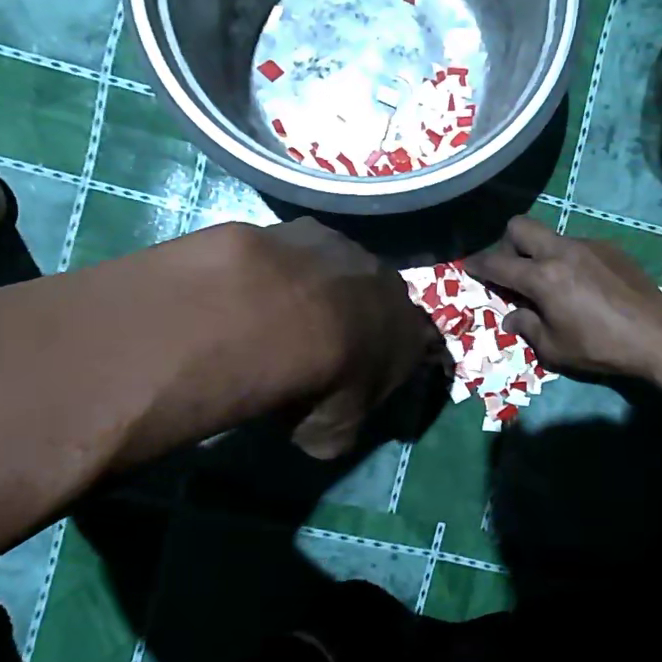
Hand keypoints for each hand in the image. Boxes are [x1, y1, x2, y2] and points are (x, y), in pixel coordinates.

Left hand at [259, 218, 443, 458]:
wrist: (277, 318)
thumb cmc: (320, 384)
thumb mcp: (332, 434)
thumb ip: (342, 427)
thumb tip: (326, 429)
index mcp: (410, 333)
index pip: (410, 347)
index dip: (382, 363)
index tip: (354, 379)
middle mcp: (389, 284)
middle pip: (374, 301)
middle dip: (352, 318)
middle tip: (313, 346)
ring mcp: (348, 249)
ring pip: (335, 270)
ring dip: (315, 288)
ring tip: (274, 317)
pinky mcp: (304, 227)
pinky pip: (294, 254)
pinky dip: (278, 271)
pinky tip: (250, 292)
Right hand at [463, 216, 661, 381]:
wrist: (657, 335)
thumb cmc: (601, 347)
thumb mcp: (555, 349)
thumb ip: (527, 327)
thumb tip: (511, 315)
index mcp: (542, 277)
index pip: (498, 264)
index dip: (478, 265)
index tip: (469, 266)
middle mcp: (561, 252)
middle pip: (520, 226)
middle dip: (506, 243)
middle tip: (511, 269)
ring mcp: (588, 245)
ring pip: (551, 235)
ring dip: (540, 252)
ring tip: (551, 282)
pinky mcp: (610, 248)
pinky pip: (577, 245)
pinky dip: (567, 259)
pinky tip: (583, 285)